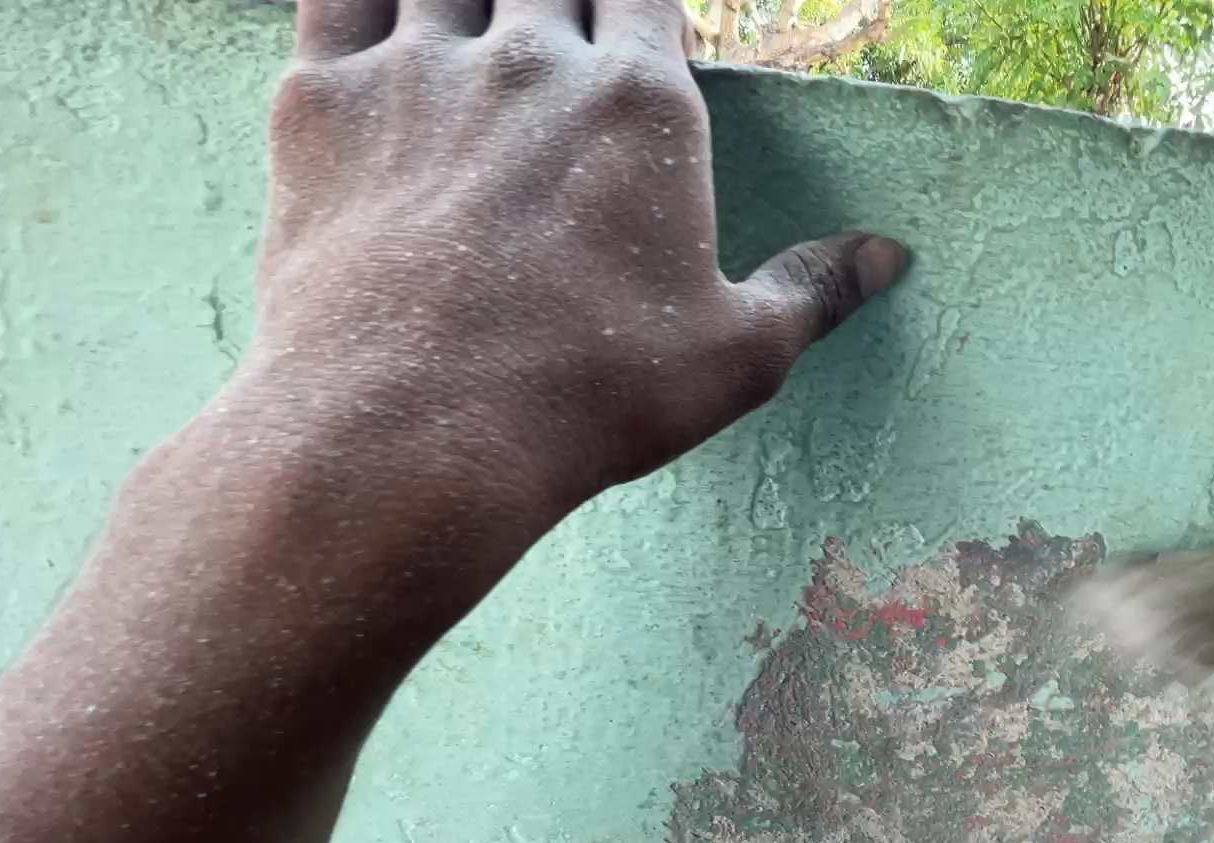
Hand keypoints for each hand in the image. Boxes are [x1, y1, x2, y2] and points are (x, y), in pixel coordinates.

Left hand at [253, 0, 902, 509]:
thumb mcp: (743, 354)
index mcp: (644, 109)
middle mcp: (532, 58)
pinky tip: (393, 20)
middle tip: (581, 33)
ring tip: (506, 29)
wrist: (423, 429)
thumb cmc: (604, 391)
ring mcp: (418, 69)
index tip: (652, 34)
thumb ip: (817, 289)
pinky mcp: (322, 103)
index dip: (650, 8)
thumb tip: (891, 255)